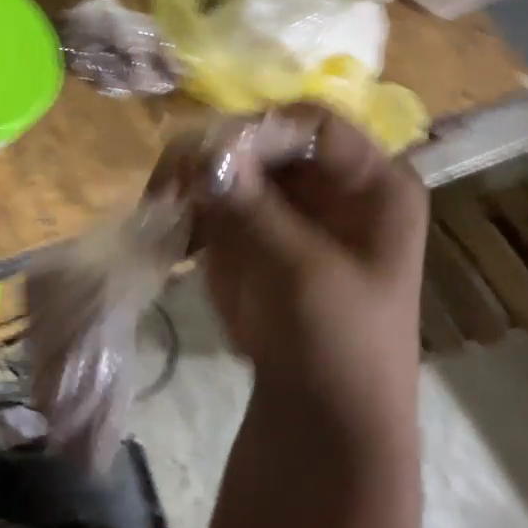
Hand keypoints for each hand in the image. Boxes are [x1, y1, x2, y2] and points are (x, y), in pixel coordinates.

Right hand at [196, 106, 428, 423]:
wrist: (320, 403)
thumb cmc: (338, 337)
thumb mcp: (303, 270)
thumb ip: (256, 209)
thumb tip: (203, 154)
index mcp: (368, 183)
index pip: (311, 124)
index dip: (259, 132)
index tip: (207, 163)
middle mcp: (323, 183)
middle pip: (257, 140)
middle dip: (208, 159)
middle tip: (168, 191)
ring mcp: (279, 207)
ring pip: (220, 168)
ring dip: (184, 185)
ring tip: (160, 214)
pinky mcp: (241, 233)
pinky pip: (201, 202)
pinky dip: (178, 214)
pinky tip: (167, 242)